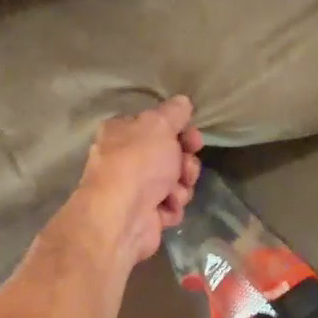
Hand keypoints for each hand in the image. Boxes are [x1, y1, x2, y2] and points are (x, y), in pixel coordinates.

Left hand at [69, 95, 203, 267]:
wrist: (124, 215)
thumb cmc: (139, 162)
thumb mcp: (159, 126)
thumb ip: (173, 113)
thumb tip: (182, 101)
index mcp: (123, 133)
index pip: (157, 127)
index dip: (180, 132)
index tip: (195, 139)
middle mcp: (127, 160)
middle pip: (170, 157)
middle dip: (185, 163)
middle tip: (186, 168)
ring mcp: (136, 190)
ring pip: (175, 183)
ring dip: (181, 187)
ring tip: (172, 193)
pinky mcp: (146, 216)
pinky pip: (170, 207)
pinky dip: (172, 208)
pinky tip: (165, 208)